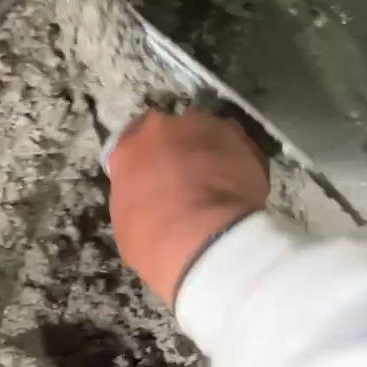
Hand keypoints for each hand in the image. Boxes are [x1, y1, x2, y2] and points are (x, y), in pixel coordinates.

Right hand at [107, 108, 269, 305]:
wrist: (205, 239)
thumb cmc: (152, 238)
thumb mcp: (123, 223)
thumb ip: (132, 196)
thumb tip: (145, 196)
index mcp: (130, 146)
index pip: (131, 143)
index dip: (140, 161)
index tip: (144, 178)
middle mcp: (167, 126)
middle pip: (169, 133)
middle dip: (173, 152)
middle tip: (177, 181)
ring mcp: (209, 128)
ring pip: (204, 136)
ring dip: (204, 154)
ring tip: (209, 186)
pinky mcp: (243, 140)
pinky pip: (232, 150)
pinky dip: (230, 165)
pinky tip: (230, 190)